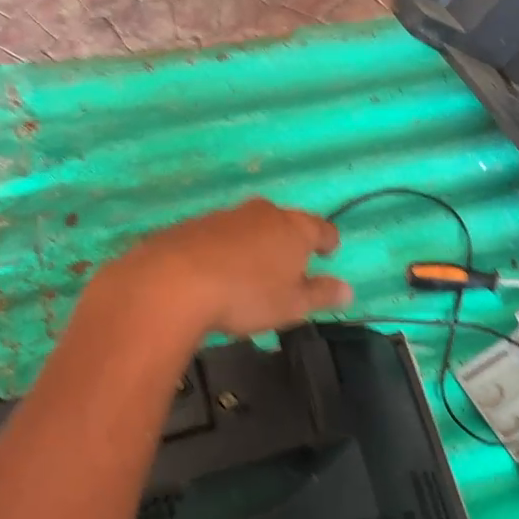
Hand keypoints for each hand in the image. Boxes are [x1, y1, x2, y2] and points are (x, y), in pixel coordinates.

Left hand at [98, 199, 351, 336]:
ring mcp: (224, 216)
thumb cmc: (246, 295)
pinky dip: (224, 250)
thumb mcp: (292, 305)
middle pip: (284, 222)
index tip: (329, 252)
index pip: (322, 229)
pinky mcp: (191, 226)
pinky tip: (216, 272)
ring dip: (255, 244)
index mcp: (294, 229)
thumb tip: (348, 290)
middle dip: (290, 240)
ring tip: (251, 272)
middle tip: (290, 264)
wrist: (170, 283)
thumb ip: (321, 295)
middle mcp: (262, 213)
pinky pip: (218, 236)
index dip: (328, 242)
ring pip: (250, 226)